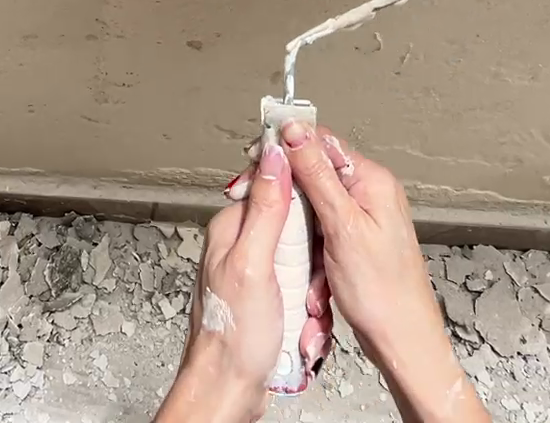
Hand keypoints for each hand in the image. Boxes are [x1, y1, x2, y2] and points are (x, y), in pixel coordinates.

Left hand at [155, 143, 292, 422]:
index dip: (302, 194)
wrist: (228, 392)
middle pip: (297, 223)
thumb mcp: (253, 263)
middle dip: (314, 255)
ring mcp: (259, 270)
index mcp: (233, 225)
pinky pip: (304, 288)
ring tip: (306, 311)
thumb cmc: (231, 336)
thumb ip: (266, 208)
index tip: (321, 211)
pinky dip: (310, 309)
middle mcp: (243, 242)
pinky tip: (304, 326)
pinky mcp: (271, 296)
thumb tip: (275, 156)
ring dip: (314, 288)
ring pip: (305, 258)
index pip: (273, 183)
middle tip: (311, 282)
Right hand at [280, 121, 489, 422]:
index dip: (284, 147)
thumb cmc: (382, 293)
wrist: (404, 345)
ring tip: (285, 247)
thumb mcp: (341, 227)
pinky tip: (304, 267)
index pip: (319, 141)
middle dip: (285, 192)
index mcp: (371, 179)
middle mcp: (368, 190)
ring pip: (310, 202)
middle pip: (312, 171)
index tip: (253, 161)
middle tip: (255, 204)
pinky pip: (318, 227)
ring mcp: (361, 215)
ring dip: (294, 224)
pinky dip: (306, 244)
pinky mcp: (353, 237)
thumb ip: (316, 174)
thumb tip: (294, 129)